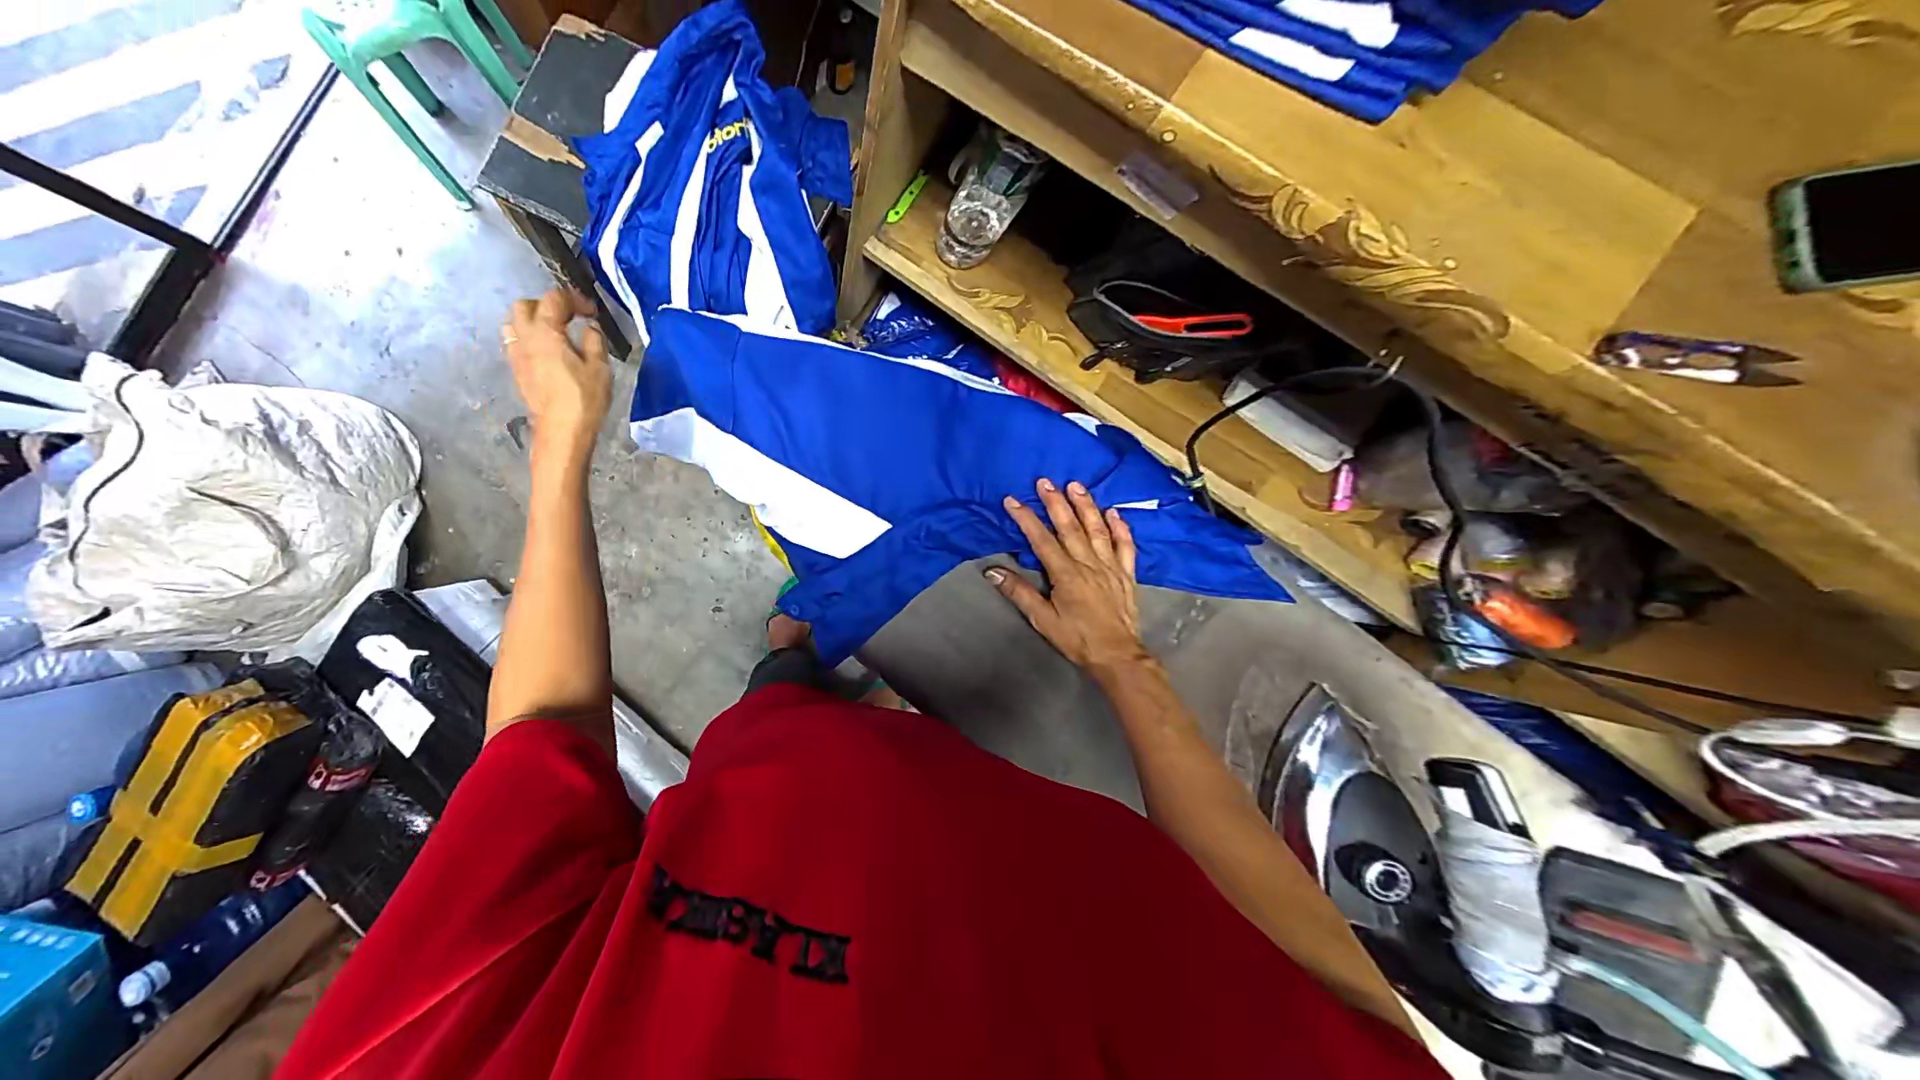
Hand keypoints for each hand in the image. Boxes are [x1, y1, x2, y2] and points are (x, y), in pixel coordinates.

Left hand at [503, 289, 611, 458]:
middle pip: (525, 306)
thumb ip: (594, 341)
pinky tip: (547, 350)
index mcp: (545, 332)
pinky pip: (515, 341)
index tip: (592, 311)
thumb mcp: (600, 368)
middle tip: (570, 316)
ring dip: (533, 320)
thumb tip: (590, 327)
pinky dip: (529, 337)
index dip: (574, 299)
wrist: (562, 430)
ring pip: (514, 322)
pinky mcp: (517, 369)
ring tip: (555, 331)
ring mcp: (516, 354)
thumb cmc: (584, 398)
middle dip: (547, 305)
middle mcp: (524, 338)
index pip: (554, 300)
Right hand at [987, 478, 1151, 676]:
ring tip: (1076, 486)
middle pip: (1070, 527)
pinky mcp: (1126, 574)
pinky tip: (1114, 512)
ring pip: (1097, 530)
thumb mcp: (1042, 620)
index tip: (1013, 501)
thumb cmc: (1077, 639)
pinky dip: (1120, 528)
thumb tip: (993, 572)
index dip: (1026, 519)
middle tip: (1045, 481)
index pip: (1042, 540)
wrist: (1117, 655)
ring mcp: (1110, 566)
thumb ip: (1019, 593)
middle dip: (1055, 503)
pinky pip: (1124, 546)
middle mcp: (1088, 564)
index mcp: (1066, 574)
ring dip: (1086, 506)